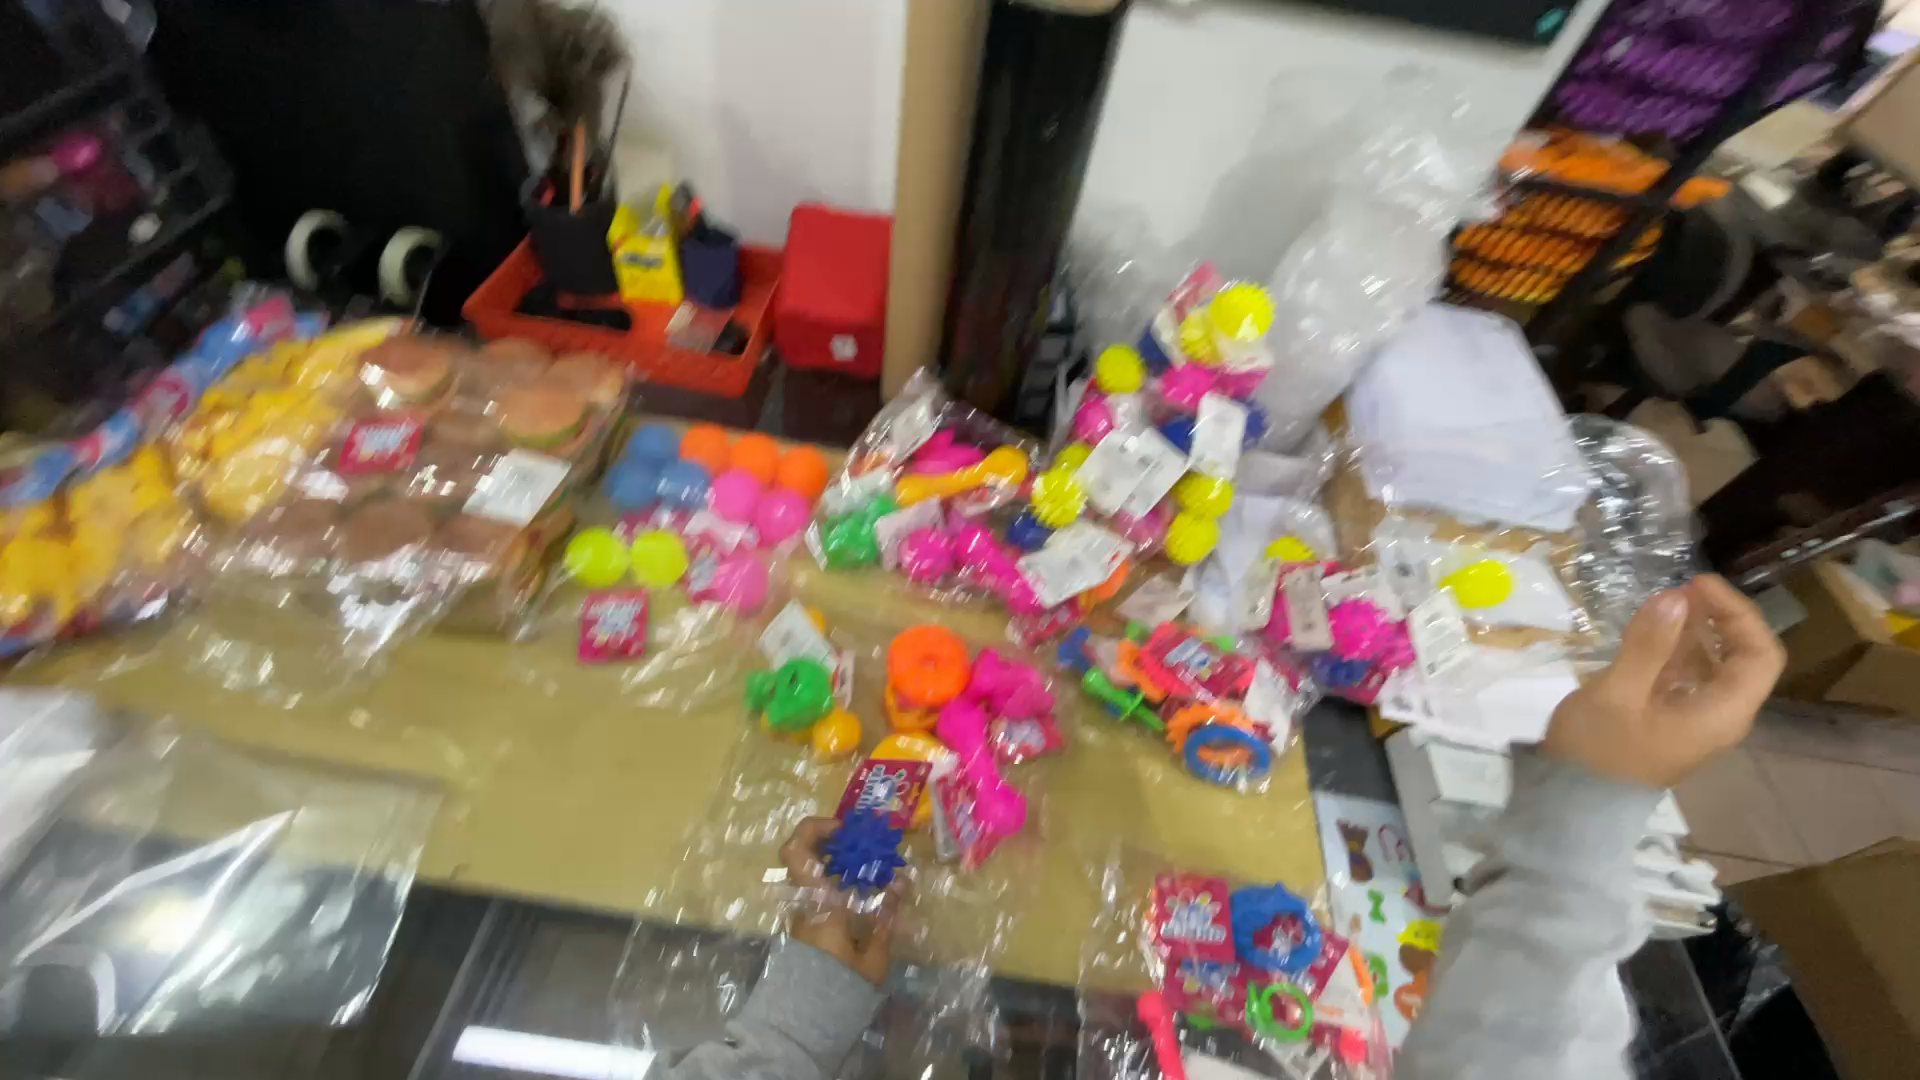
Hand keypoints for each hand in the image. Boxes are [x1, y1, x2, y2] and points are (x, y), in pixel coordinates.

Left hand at [778, 817, 897, 985]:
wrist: (804, 1024)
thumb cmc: (839, 987)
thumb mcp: (872, 956)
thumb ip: (886, 917)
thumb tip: (902, 881)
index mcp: (815, 898)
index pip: (796, 849)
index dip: (815, 828)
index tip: (844, 829)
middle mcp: (801, 900)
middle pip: (800, 854)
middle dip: (829, 842)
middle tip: (858, 844)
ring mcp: (798, 912)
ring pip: (807, 871)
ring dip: (832, 861)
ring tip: (865, 867)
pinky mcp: (803, 926)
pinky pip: (814, 890)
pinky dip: (832, 881)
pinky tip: (858, 892)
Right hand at [1543, 574, 1783, 789]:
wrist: (1573, 796)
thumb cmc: (1599, 746)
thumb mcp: (1617, 692)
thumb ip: (1647, 645)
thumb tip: (1673, 597)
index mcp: (1722, 711)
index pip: (1758, 654)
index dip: (1736, 614)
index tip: (1695, 584)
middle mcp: (1719, 714)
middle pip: (1739, 660)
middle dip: (1717, 620)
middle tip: (1679, 588)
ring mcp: (1691, 718)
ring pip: (1709, 667)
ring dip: (1693, 633)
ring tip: (1662, 604)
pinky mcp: (1664, 719)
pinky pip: (1682, 678)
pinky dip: (1672, 652)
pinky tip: (1647, 636)